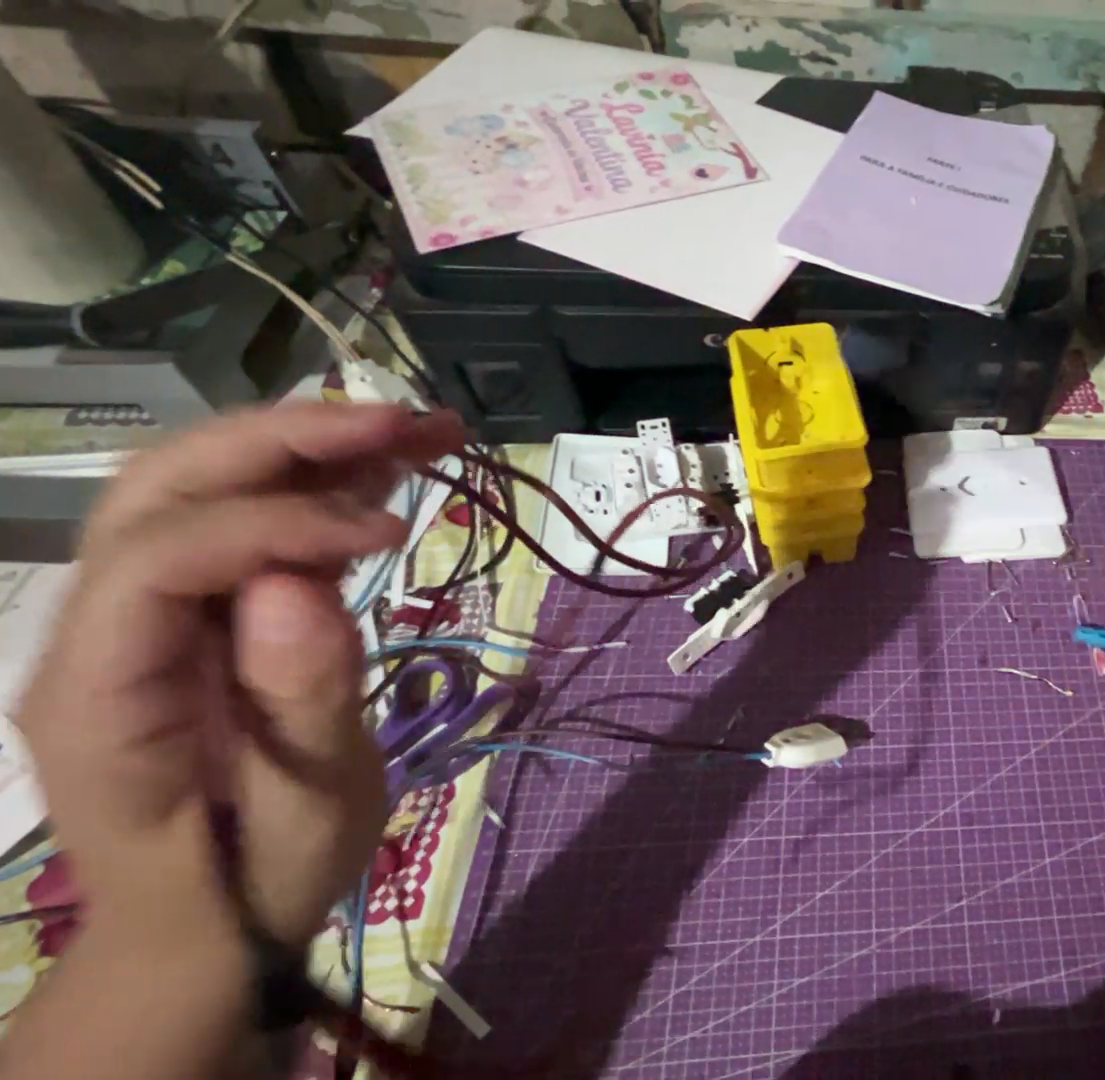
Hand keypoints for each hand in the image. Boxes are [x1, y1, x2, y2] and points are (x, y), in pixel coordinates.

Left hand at [15, 404, 464, 952]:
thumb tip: (303, 583)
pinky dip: (329, 482)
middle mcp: (106, 627)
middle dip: (286, 440)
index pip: (163, 555)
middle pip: (165, 489)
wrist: (210, 918)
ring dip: (315, 443)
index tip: (390, 534)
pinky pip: (257, 521)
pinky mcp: (211, 609)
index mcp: (101, 687)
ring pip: (209, 485)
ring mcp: (155, 612)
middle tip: (404, 423)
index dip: (276, 523)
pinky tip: (399, 466)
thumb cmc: (256, 876)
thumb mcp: (303, 808)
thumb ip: (299, 700)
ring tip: (424, 427)